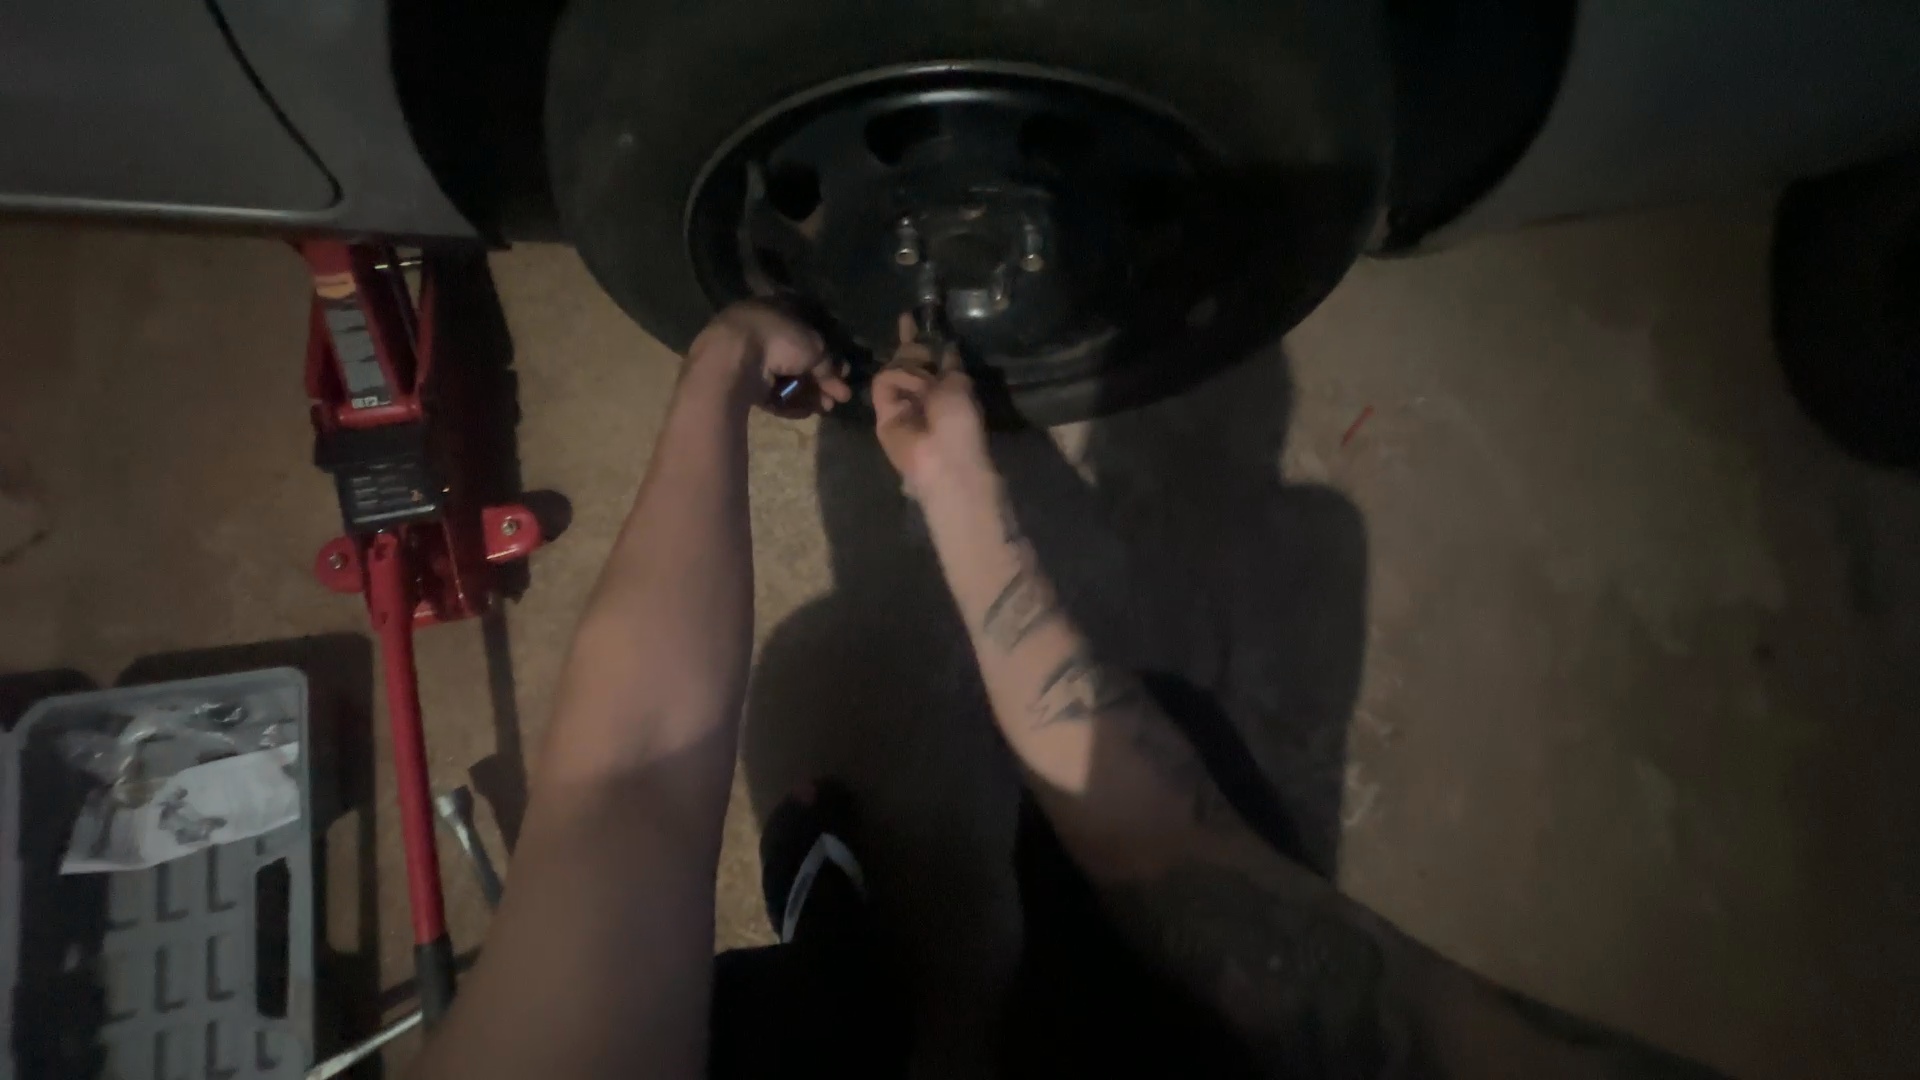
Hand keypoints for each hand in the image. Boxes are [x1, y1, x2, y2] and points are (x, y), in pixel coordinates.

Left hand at [687, 301, 851, 417]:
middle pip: (799, 359)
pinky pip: (770, 392)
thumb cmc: (777, 340)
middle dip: (821, 380)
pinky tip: (804, 413)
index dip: (828, 354)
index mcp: (778, 309)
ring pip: (786, 378)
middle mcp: (763, 330)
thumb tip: (839, 380)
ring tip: (825, 409)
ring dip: (809, 394)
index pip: (810, 332)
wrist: (732, 359)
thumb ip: (828, 362)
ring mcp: (749, 357)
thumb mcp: (814, 346)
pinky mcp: (740, 381)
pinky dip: (788, 402)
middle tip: (838, 397)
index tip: (842, 373)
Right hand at [873, 314, 989, 493]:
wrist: (944, 458)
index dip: (921, 337)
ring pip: (896, 365)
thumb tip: (947, 343)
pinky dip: (897, 379)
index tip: (912, 317)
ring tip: (922, 382)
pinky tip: (909, 389)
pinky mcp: (882, 410)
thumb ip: (949, 362)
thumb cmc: (960, 421)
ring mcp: (900, 401)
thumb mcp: (961, 383)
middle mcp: (921, 393)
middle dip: (912, 344)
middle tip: (912, 334)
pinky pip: (884, 381)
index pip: (929, 356)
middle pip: (908, 357)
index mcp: (944, 387)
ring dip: (911, 366)